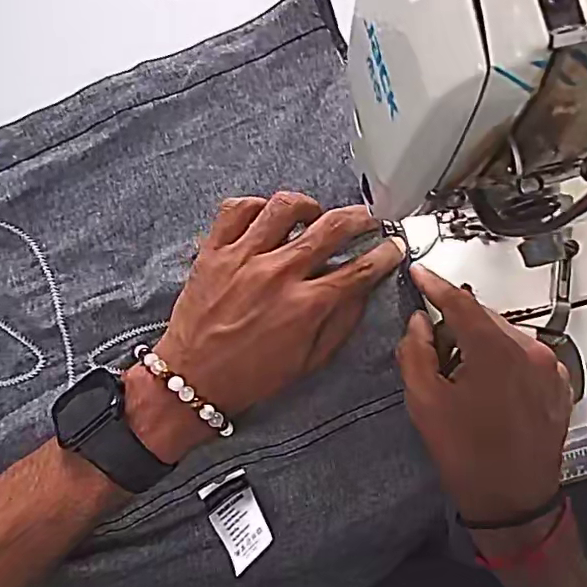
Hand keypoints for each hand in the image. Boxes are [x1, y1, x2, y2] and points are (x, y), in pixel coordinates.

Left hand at [125, 193, 402, 461]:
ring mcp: (243, 259)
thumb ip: (341, 323)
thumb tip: (362, 291)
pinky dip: (256, 206)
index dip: (384, 254)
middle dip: (361, 218)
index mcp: (305, 306)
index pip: (359, 269)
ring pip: (285, 206)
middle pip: (332, 227)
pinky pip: (236, 209)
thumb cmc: (248, 376)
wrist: (194, 381)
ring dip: (310, 205)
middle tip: (366, 219)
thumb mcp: (309, 361)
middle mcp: (277, 275)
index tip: (391, 247)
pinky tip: (266, 218)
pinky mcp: (214, 252)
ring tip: (314, 214)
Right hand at [396, 265, 572, 525]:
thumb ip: (415, 352)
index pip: (459, 300)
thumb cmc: (474, 459)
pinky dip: (502, 363)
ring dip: (479, 347)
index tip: (422, 274)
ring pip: (503, 336)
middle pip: (482, 318)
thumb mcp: (424, 402)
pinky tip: (487, 395)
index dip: (434, 284)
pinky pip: (523, 357)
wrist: (512, 499)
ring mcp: (547, 369)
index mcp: (495, 350)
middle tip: (435, 358)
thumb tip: (418, 326)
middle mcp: (529, 352)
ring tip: (463, 388)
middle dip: (455, 329)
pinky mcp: (556, 385)